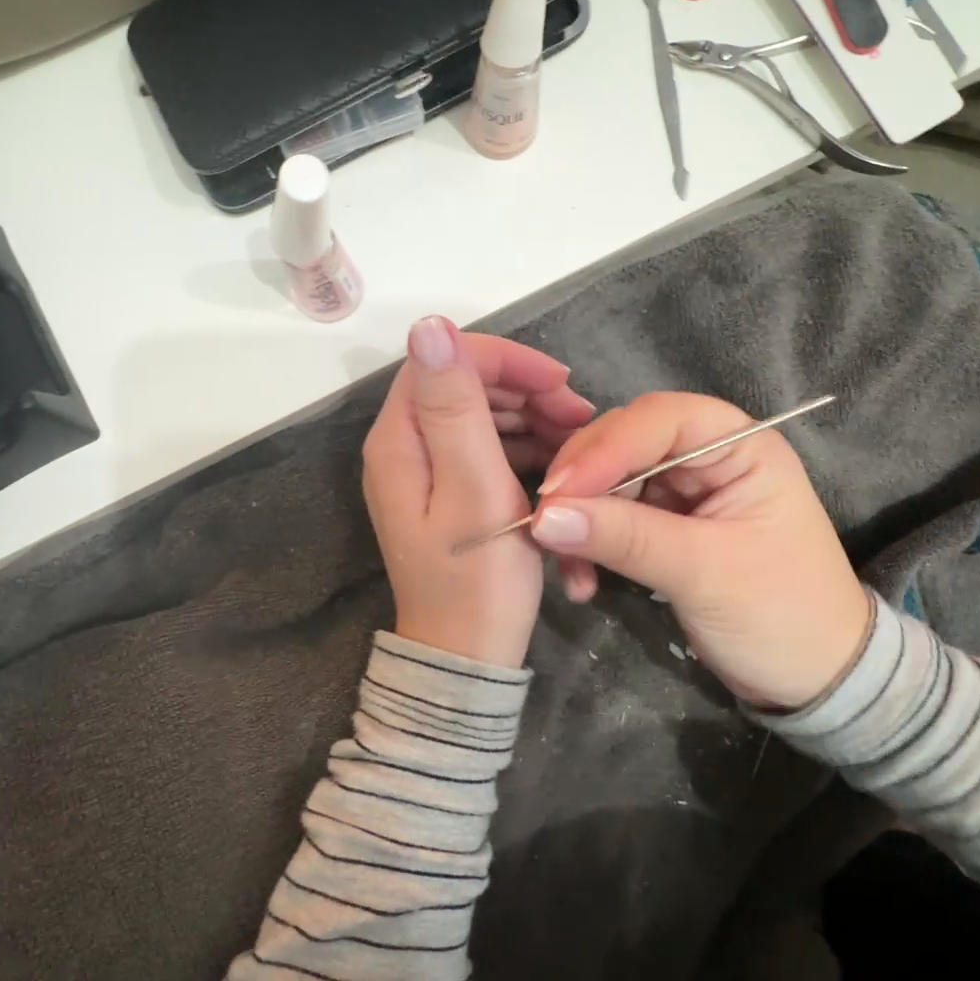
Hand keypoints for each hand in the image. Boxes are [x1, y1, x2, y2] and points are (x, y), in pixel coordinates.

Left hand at [363, 317, 594, 667]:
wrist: (466, 656)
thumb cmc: (476, 578)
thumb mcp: (472, 488)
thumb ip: (454, 407)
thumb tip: (427, 323)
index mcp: (399, 438)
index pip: (444, 359)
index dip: (505, 360)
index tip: (562, 384)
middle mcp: (403, 444)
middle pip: (462, 382)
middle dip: (523, 387)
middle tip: (579, 416)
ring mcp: (423, 467)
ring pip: (478, 411)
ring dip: (529, 414)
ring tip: (579, 439)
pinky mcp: (445, 489)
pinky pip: (482, 444)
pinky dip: (521, 443)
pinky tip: (556, 460)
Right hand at [526, 393, 869, 707]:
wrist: (815, 681)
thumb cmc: (782, 615)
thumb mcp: (705, 574)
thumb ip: (626, 538)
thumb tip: (545, 518)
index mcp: (739, 447)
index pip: (659, 420)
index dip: (604, 449)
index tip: (556, 493)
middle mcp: (706, 457)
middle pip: (624, 444)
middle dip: (583, 487)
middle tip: (545, 529)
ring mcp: (682, 491)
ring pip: (608, 483)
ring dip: (579, 522)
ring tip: (570, 573)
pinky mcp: (662, 525)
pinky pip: (608, 518)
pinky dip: (587, 545)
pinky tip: (582, 582)